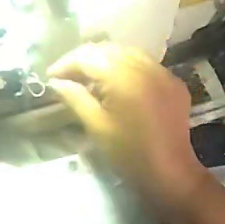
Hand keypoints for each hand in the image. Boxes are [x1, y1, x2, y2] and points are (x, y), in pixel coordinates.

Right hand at [48, 43, 211, 221]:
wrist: (170, 174)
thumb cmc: (128, 154)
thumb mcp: (96, 126)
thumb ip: (75, 98)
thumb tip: (56, 82)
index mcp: (124, 76)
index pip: (88, 56)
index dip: (66, 63)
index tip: (50, 77)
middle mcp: (146, 66)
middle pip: (108, 49)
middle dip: (84, 59)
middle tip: (66, 76)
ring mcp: (163, 73)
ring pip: (128, 53)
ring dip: (105, 61)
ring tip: (88, 79)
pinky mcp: (174, 84)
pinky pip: (145, 65)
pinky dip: (126, 69)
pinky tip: (116, 86)